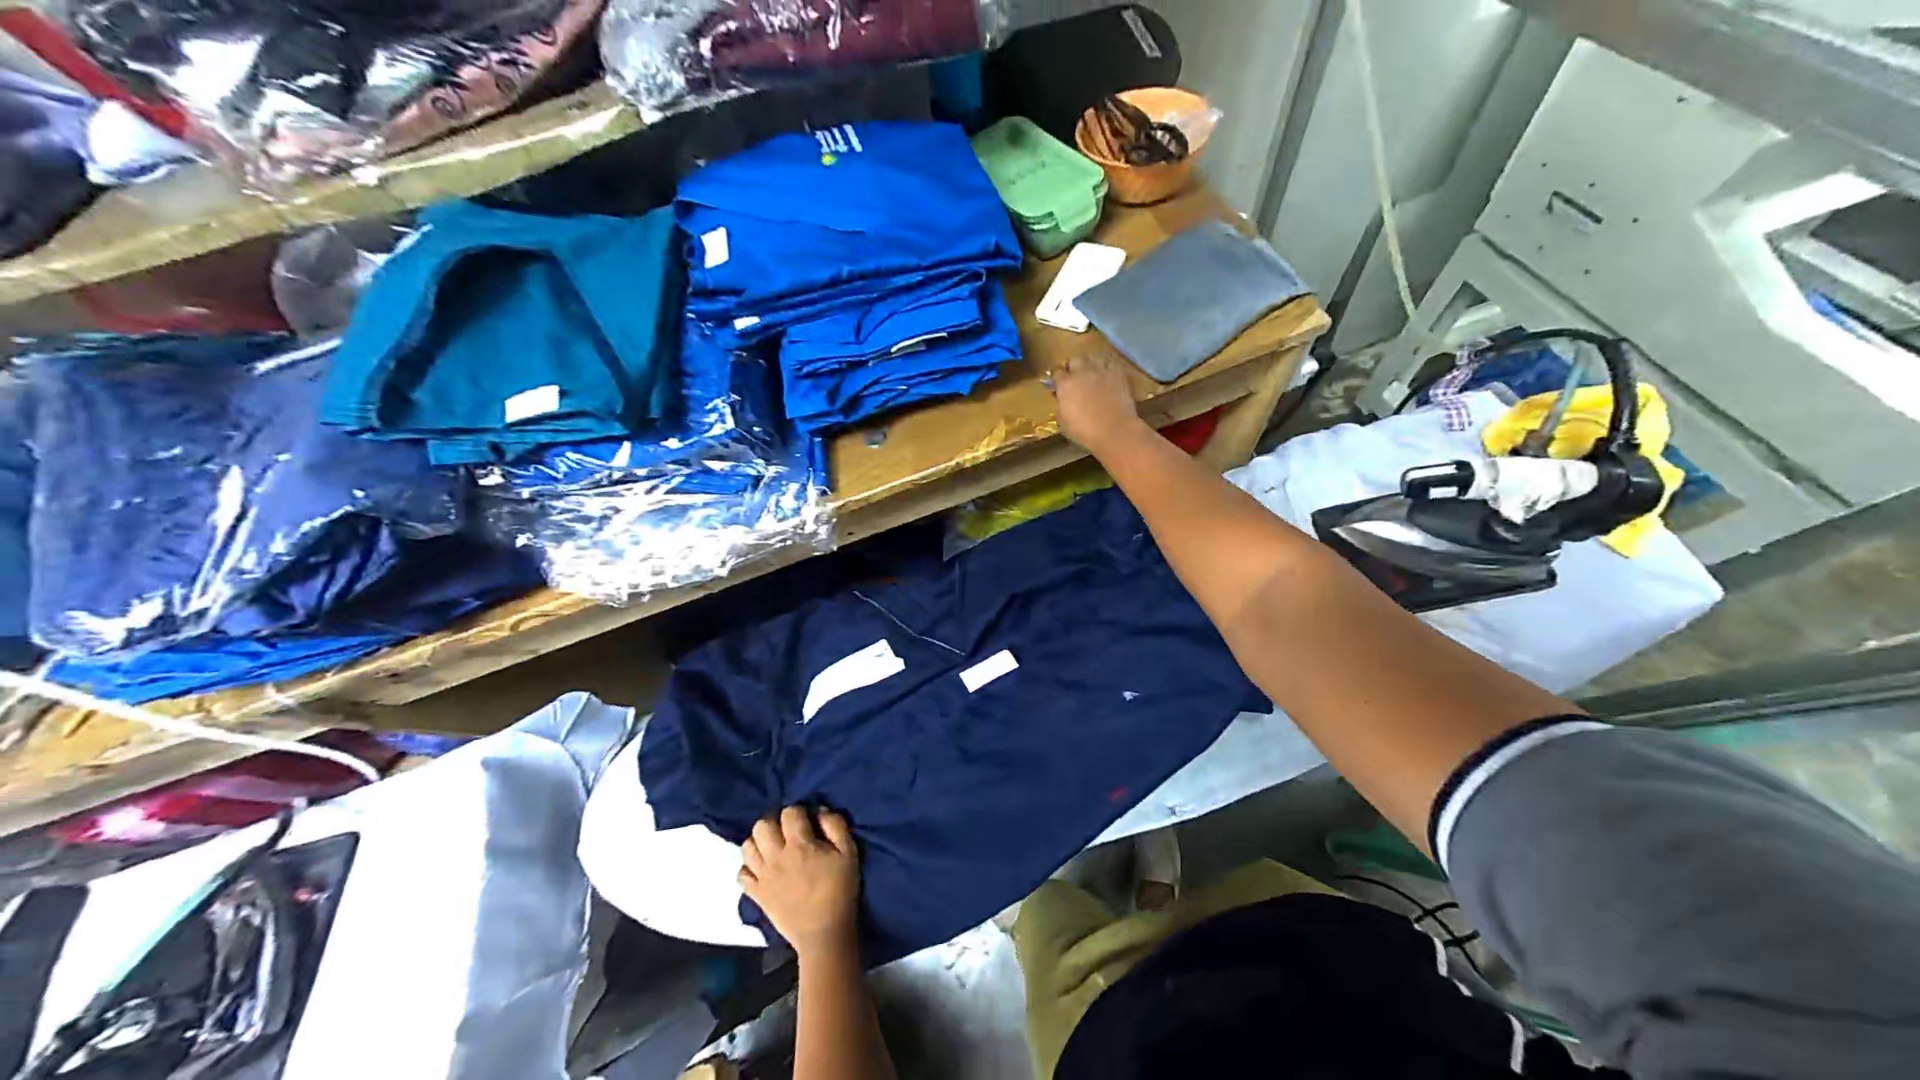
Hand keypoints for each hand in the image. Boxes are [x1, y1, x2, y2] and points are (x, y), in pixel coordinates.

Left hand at [740, 805, 861, 958]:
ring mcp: (762, 877)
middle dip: (774, 822)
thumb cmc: (839, 890)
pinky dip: (749, 868)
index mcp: (799, 845)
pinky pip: (741, 874)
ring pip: (747, 846)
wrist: (823, 933)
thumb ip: (835, 825)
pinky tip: (763, 869)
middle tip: (787, 832)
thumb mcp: (848, 853)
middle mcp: (775, 857)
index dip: (798, 812)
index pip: (789, 813)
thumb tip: (819, 810)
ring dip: (759, 842)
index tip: (807, 820)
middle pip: (761, 825)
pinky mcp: (756, 894)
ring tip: (773, 848)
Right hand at [1051, 348, 1148, 455]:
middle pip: (1075, 359)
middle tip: (1075, 376)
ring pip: (1094, 358)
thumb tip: (1062, 398)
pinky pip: (1111, 364)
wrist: (1114, 430)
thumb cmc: (1084, 431)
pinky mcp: (1118, 373)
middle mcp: (1082, 372)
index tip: (1058, 384)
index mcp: (1066, 384)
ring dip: (1091, 365)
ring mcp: (1102, 370)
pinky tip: (1108, 376)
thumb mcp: (1063, 422)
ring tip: (1092, 373)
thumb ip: (1060, 405)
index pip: (1057, 372)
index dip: (1057, 377)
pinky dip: (1107, 368)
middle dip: (1073, 366)